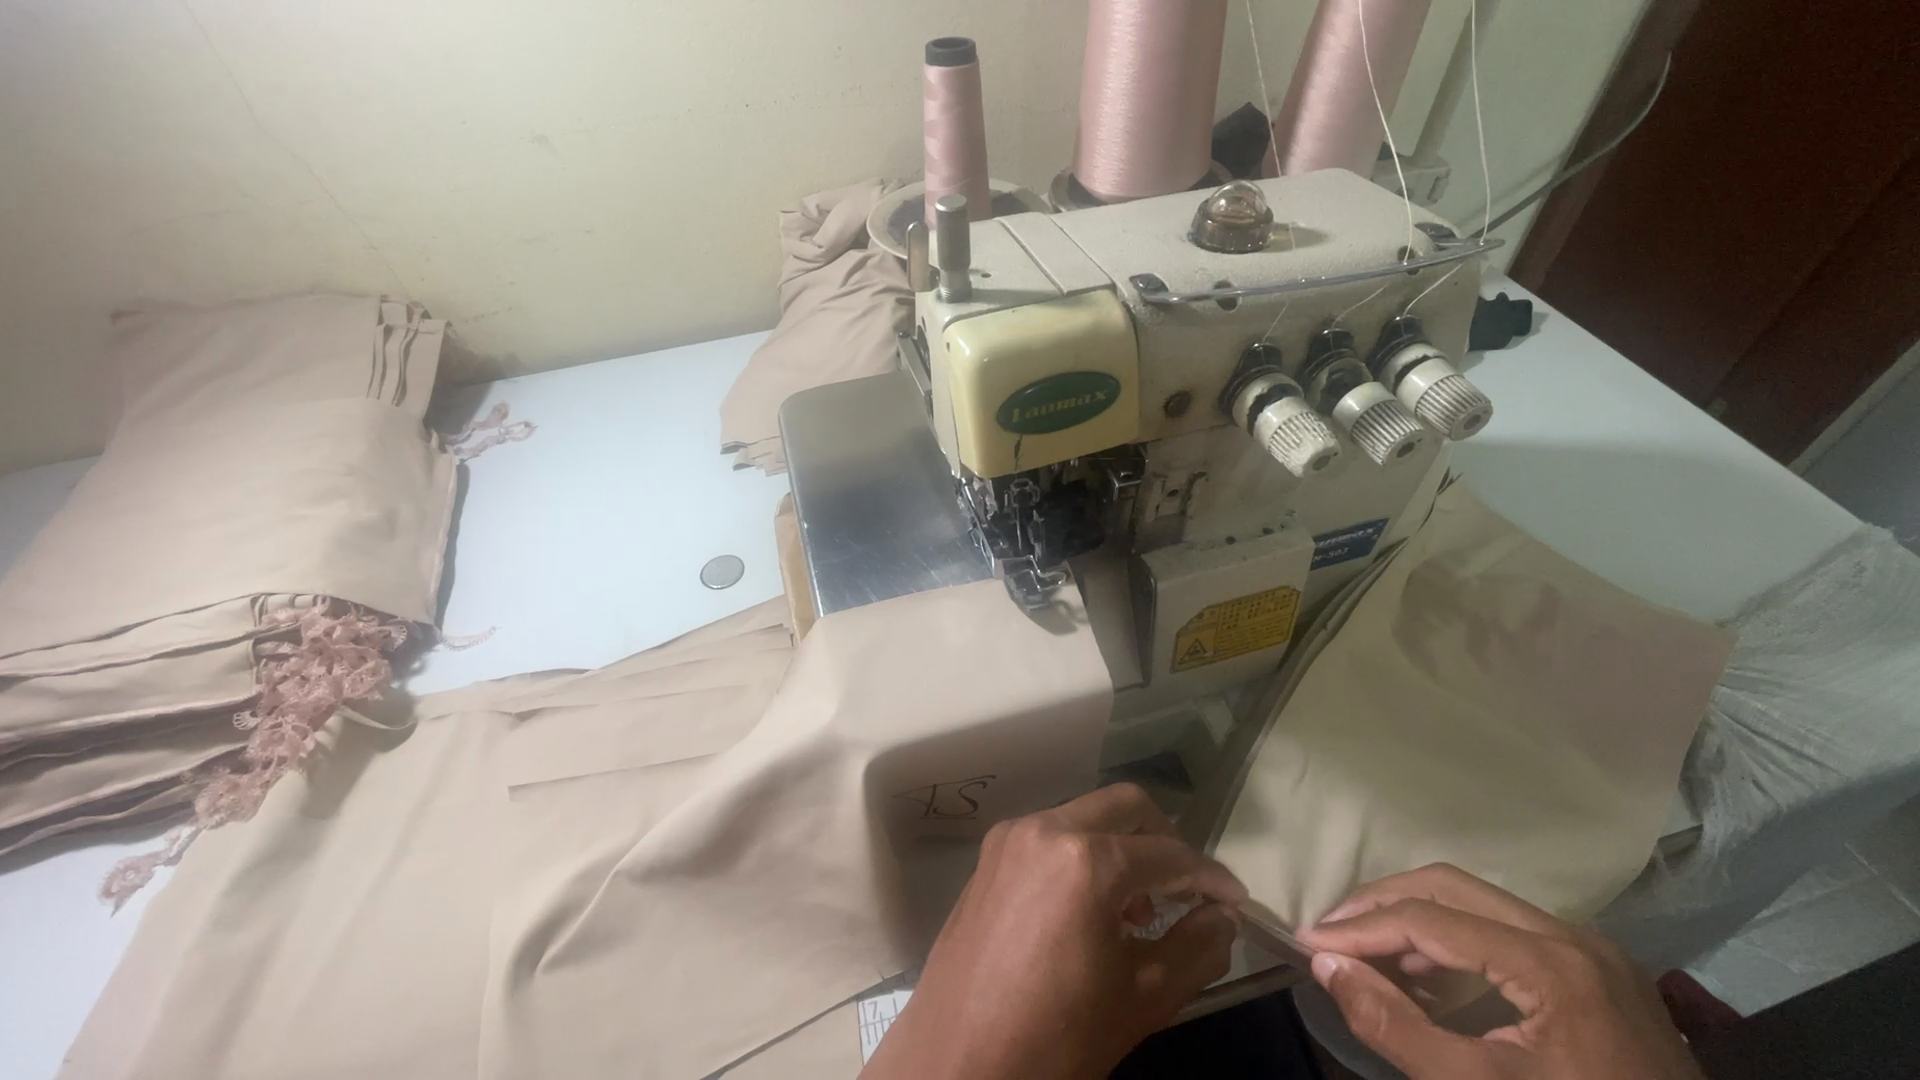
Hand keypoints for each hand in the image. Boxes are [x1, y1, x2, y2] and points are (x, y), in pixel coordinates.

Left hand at [860, 783, 1246, 1079]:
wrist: (958, 1063)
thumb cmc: (1057, 1037)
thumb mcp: (1142, 998)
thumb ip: (1196, 948)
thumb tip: (1221, 917)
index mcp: (1086, 860)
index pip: (1169, 853)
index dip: (1210, 877)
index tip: (1233, 902)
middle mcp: (1045, 828)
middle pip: (1125, 806)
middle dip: (1165, 840)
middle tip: (1187, 891)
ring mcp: (1010, 838)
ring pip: (1085, 815)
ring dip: (1122, 846)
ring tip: (1138, 910)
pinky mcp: (988, 857)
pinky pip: (1051, 835)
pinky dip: (1082, 854)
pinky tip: (1091, 908)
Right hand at [1297, 864, 1704, 1079]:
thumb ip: (1396, 1027)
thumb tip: (1326, 966)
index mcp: (1551, 964)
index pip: (1429, 921)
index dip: (1359, 930)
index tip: (1308, 946)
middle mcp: (1573, 936)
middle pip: (1450, 886)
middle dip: (1381, 904)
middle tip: (1331, 933)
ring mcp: (1592, 950)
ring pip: (1478, 901)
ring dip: (1415, 917)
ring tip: (1366, 951)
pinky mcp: (1600, 970)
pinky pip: (1507, 928)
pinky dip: (1454, 938)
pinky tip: (1427, 973)